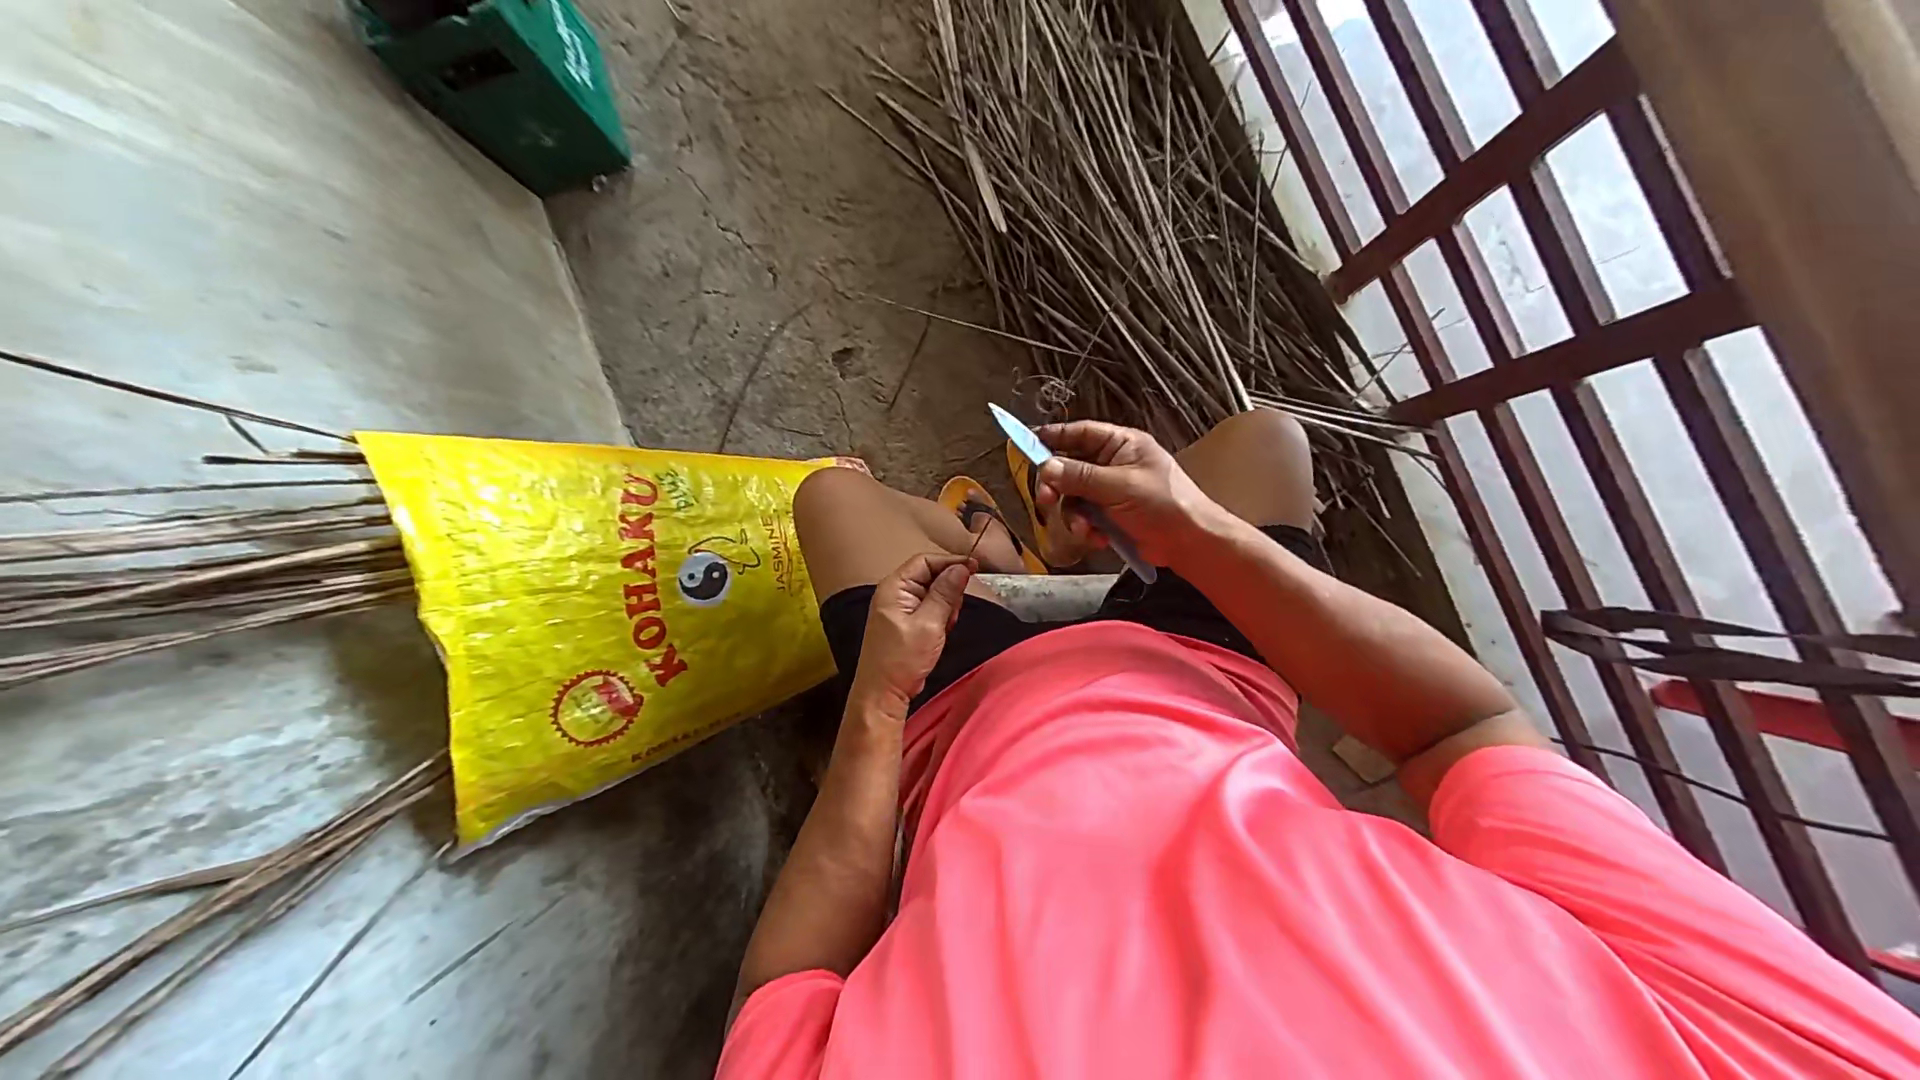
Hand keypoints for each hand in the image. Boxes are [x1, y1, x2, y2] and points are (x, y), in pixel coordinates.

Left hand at [849, 552, 974, 716]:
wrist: (883, 693)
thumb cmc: (902, 660)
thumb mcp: (929, 624)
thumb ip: (945, 593)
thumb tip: (961, 568)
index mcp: (894, 587)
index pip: (925, 561)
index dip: (950, 562)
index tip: (974, 567)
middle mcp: (894, 593)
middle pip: (930, 575)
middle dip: (949, 589)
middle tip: (955, 611)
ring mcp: (899, 608)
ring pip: (932, 593)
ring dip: (946, 606)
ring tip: (946, 626)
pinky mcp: (905, 622)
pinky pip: (929, 609)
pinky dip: (940, 617)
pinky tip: (942, 632)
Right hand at [1034, 421, 1228, 568]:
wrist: (1190, 543)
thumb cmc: (1165, 505)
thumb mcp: (1120, 486)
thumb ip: (1080, 477)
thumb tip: (1046, 467)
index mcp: (1122, 445)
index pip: (1080, 433)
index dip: (1054, 437)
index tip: (1027, 443)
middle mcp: (1113, 464)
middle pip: (1069, 468)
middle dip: (1057, 486)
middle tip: (1046, 499)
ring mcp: (1110, 491)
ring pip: (1073, 497)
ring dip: (1073, 516)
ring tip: (1084, 529)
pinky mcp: (1110, 516)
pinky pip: (1084, 518)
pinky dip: (1086, 530)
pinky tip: (1098, 539)